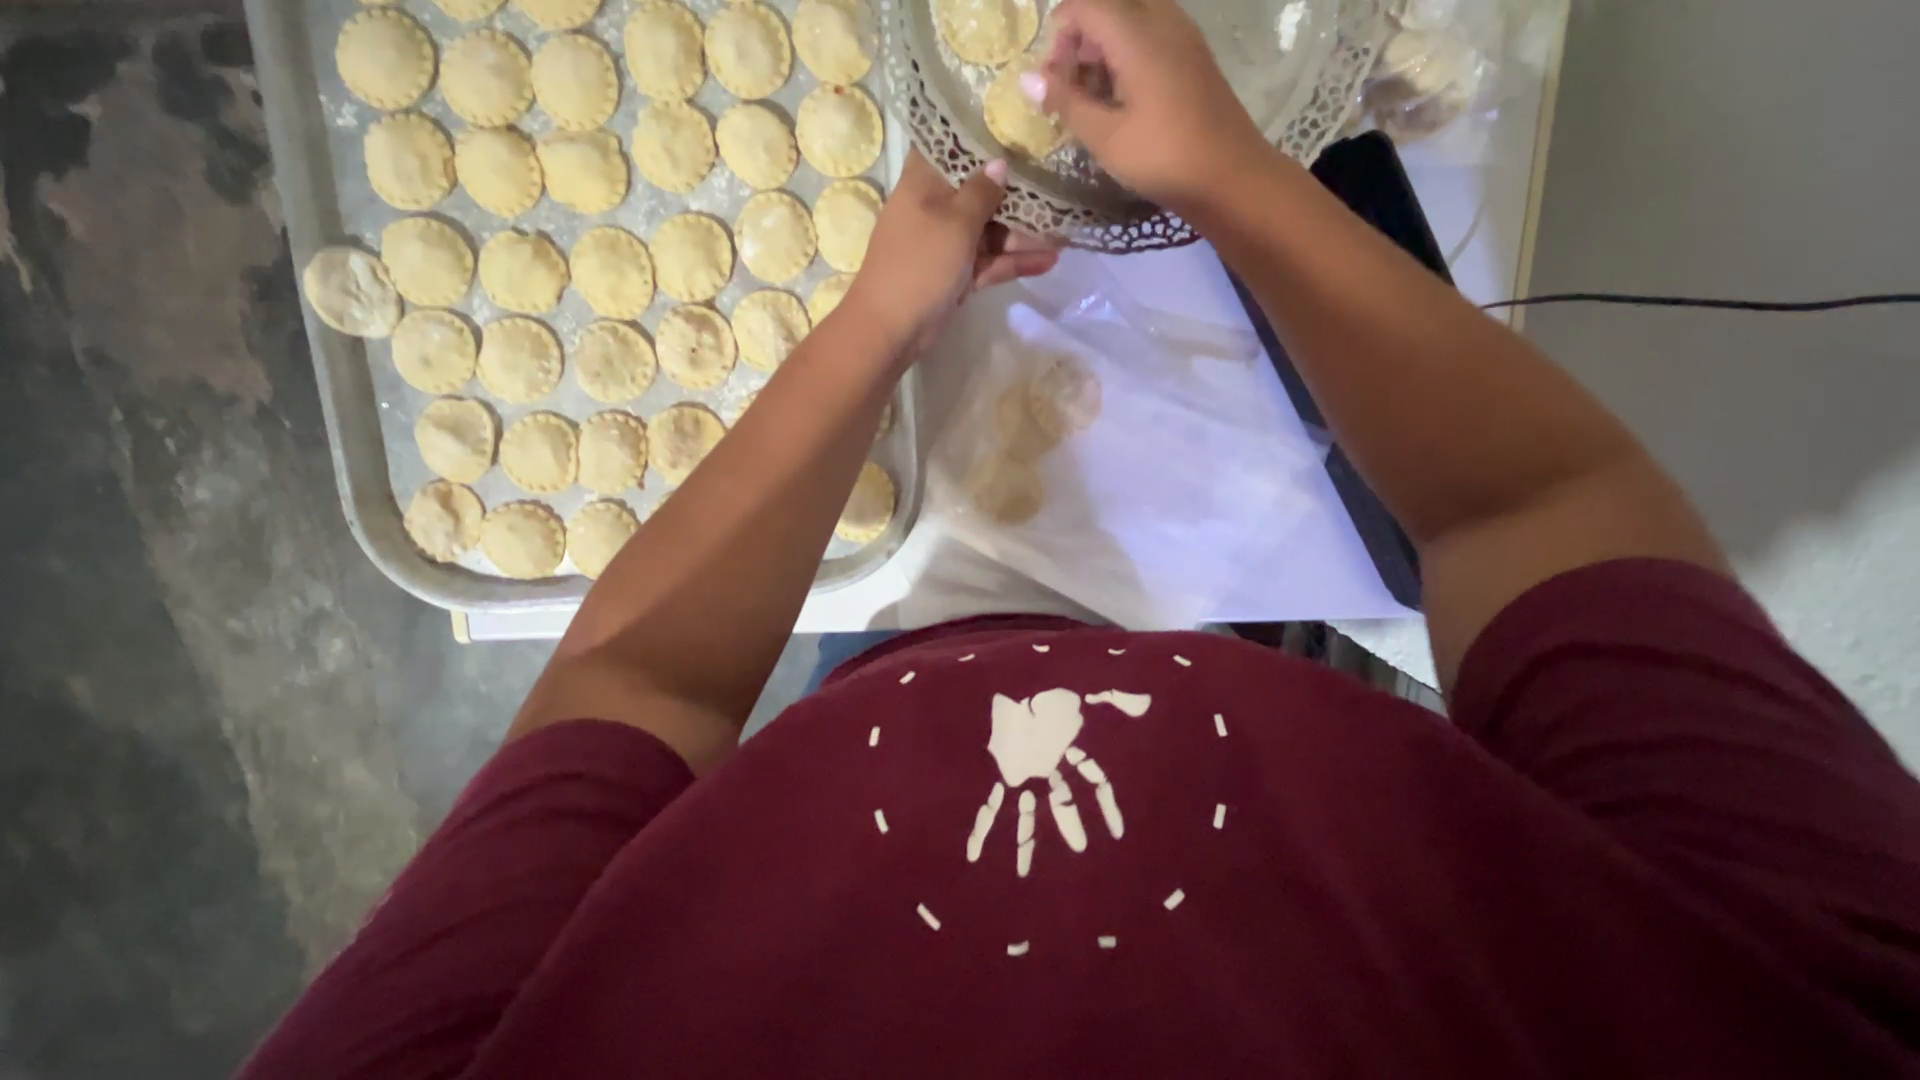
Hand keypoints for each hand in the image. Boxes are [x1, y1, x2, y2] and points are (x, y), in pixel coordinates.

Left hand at [845, 151, 1059, 356]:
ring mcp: (947, 243)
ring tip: (1066, 232)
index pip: (949, 145)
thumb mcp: (955, 221)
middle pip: (980, 190)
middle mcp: (936, 206)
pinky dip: (1014, 261)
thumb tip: (1000, 163)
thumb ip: (982, 191)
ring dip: (1024, 233)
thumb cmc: (919, 263)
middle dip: (1017, 191)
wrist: (892, 328)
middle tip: (1058, 182)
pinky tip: (1050, 260)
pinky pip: (989, 261)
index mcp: (924, 181)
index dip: (979, 136)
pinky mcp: (957, 274)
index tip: (1015, 128)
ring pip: (989, 230)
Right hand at [1027, 0, 1273, 210]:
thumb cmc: (1163, 158)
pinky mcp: (1195, 56)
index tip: (1051, 77)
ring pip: (1134, 16)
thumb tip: (1027, 78)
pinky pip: (1154, 33)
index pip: (1086, 5)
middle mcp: (1163, 21)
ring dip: (1106, 44)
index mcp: (1137, 35)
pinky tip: (1124, 96)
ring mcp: (1184, 36)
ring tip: (1095, 93)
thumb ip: (1065, 101)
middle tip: (1071, 82)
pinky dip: (1129, 51)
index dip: (1059, 33)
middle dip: (1083, 35)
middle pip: (1111, 5)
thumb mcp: (1105, 136)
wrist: (1231, 177)